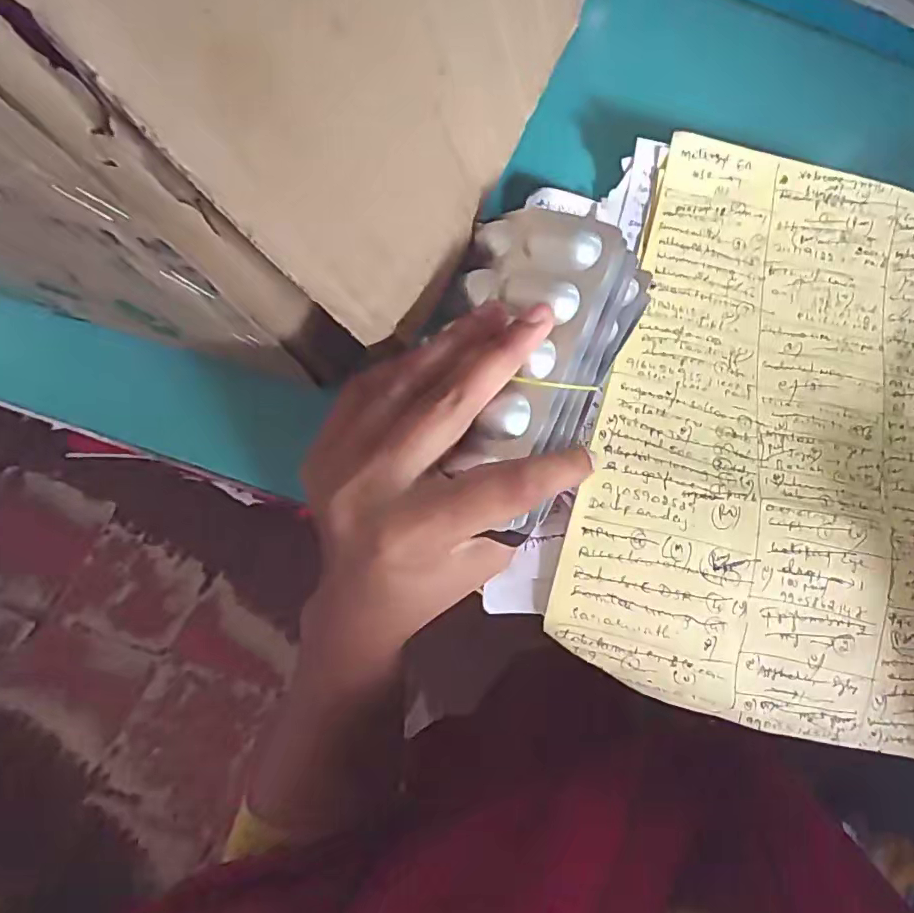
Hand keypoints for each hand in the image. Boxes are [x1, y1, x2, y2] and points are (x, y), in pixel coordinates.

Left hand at [249, 303, 591, 837]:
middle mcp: (373, 489)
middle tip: (539, 318)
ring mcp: (340, 460)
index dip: (551, 466)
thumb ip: (513, 505)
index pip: (500, 486)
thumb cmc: (429, 586)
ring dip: (459, 342)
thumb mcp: (483, 560)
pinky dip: (418, 357)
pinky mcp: (325, 443)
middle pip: (447, 408)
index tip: (588, 451)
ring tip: (499, 311)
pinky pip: (376, 384)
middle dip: (501, 357)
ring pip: (408, 383)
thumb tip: (556, 449)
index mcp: (417, 529)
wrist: (351, 601)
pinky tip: (452, 337)